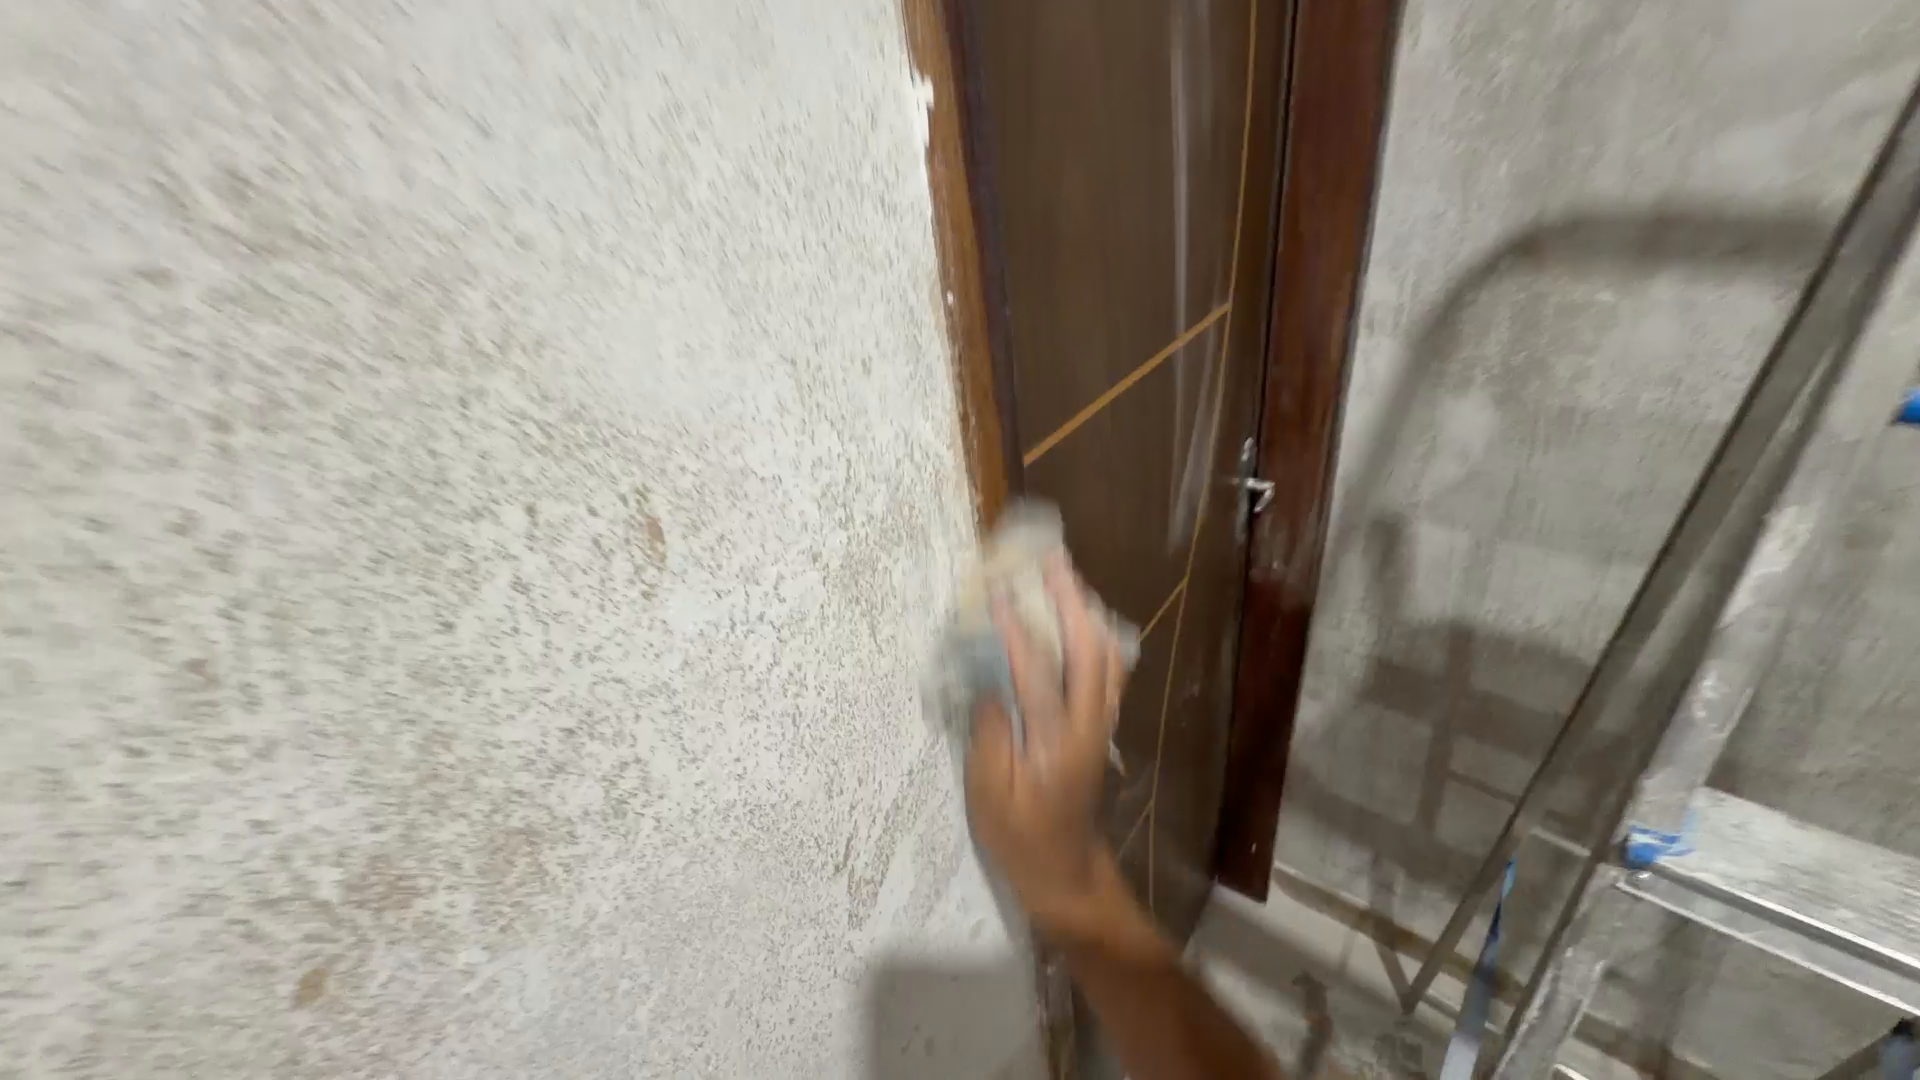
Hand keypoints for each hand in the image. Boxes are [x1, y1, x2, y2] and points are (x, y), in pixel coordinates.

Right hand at [965, 553, 1127, 936]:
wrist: (1067, 872)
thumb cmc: (1020, 839)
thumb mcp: (989, 794)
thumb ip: (991, 733)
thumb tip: (989, 682)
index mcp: (1057, 741)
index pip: (1036, 670)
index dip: (1015, 627)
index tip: (998, 590)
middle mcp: (1089, 725)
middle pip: (1090, 650)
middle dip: (1072, 602)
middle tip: (1052, 562)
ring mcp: (1101, 726)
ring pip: (1107, 657)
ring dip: (1088, 614)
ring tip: (1067, 581)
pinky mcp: (1101, 729)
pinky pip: (1107, 673)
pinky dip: (1096, 639)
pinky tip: (1081, 622)